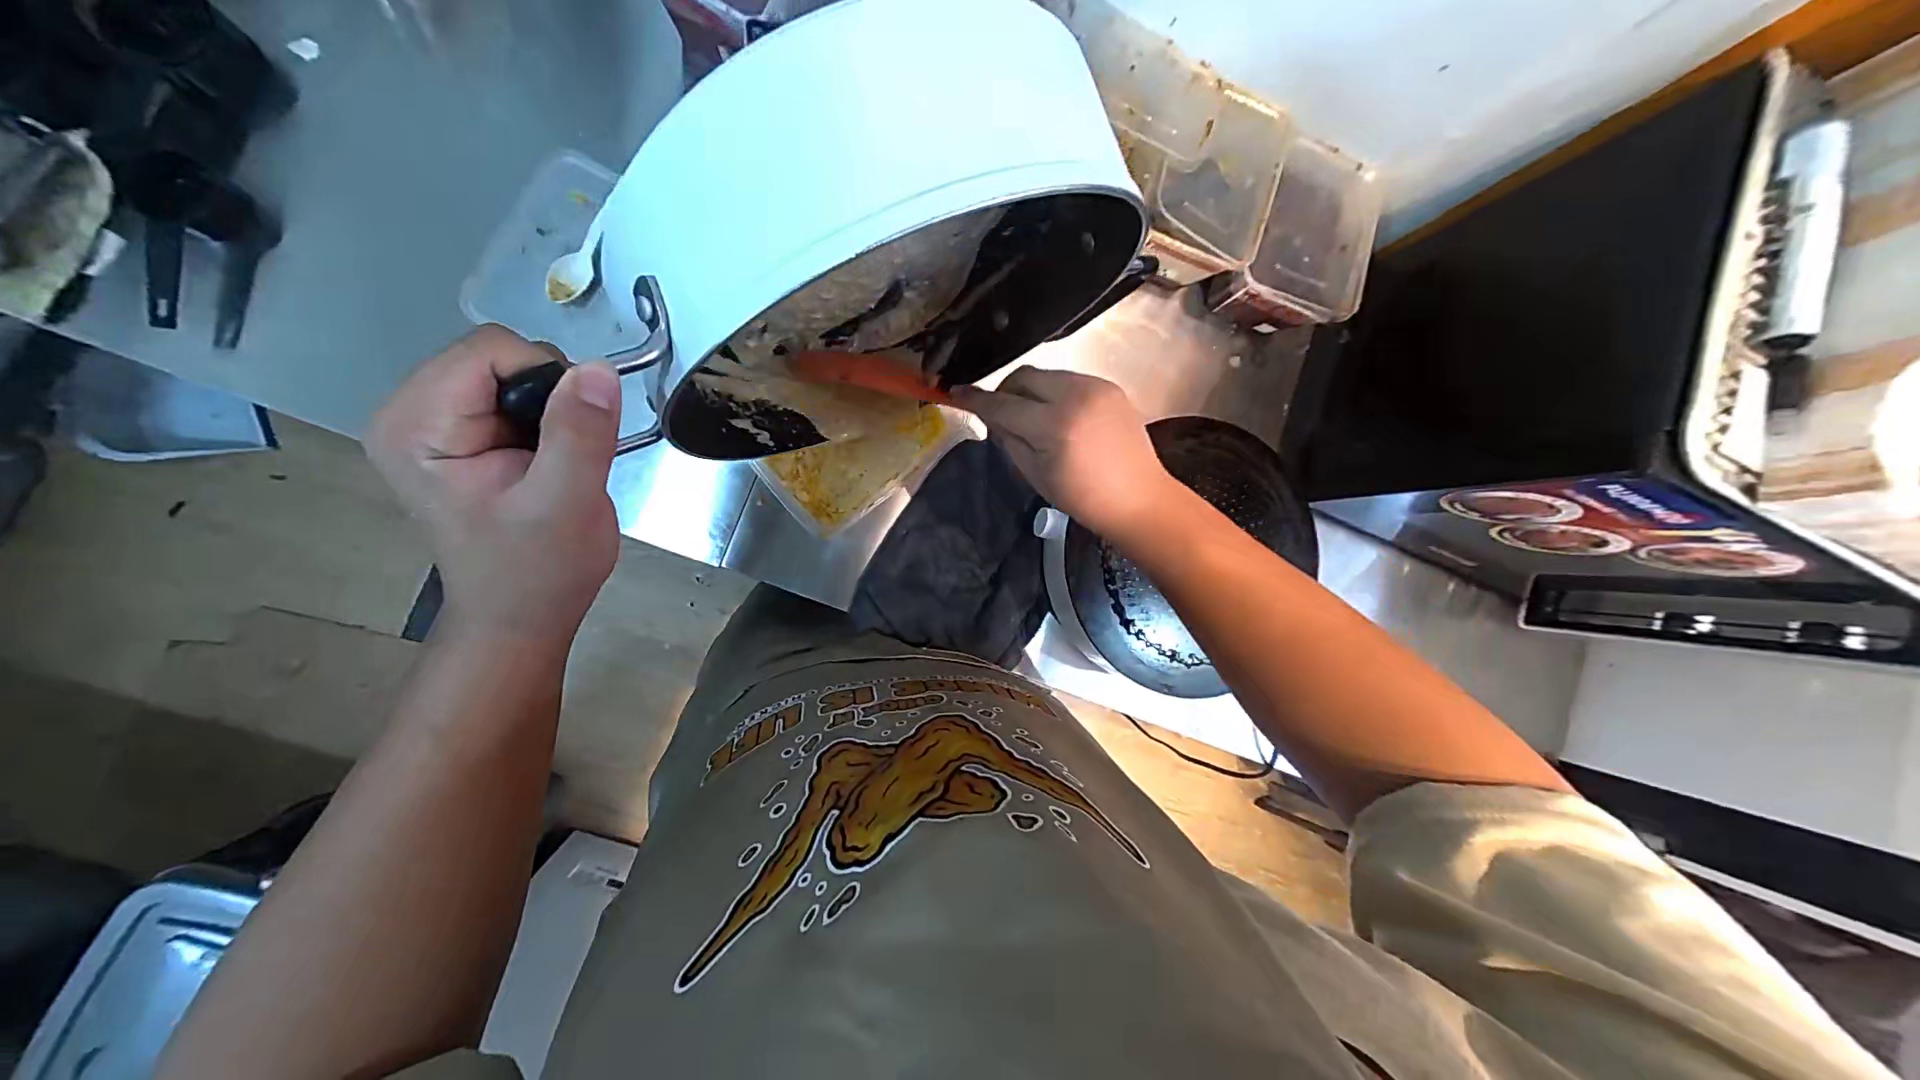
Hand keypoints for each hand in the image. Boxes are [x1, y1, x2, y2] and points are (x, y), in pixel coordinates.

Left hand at [367, 325, 621, 640]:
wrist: (521, 615)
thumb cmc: (538, 571)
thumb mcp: (566, 504)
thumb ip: (580, 435)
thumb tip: (600, 370)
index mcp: (416, 426)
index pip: (490, 351)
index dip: (548, 382)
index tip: (571, 438)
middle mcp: (409, 413)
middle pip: (497, 355)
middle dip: (549, 397)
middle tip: (564, 456)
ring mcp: (431, 423)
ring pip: (509, 372)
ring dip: (550, 410)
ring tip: (555, 462)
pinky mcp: (456, 435)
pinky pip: (511, 394)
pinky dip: (544, 419)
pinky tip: (546, 461)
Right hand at [952, 367, 1177, 538]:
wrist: (1139, 498)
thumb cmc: (1083, 497)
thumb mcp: (1035, 474)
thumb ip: (1009, 439)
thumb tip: (991, 416)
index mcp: (1054, 425)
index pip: (1004, 404)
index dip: (977, 399)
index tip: (957, 392)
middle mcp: (1076, 396)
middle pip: (1024, 376)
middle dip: (1006, 390)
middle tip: (1000, 413)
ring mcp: (1096, 387)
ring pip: (1046, 375)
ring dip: (1030, 390)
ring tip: (1031, 417)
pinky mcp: (1109, 387)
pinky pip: (1069, 380)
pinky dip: (1054, 393)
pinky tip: (1057, 416)